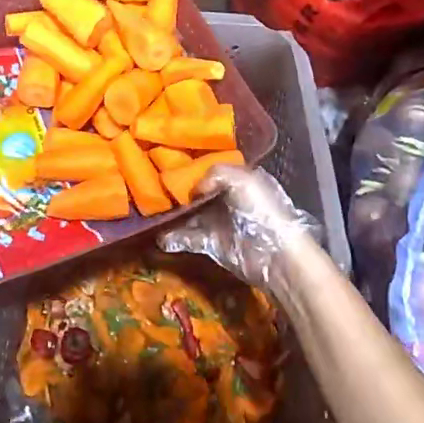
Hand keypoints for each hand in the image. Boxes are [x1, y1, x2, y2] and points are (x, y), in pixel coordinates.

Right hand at [156, 163, 320, 303]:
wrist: (274, 255)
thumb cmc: (260, 211)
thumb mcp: (243, 179)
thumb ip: (215, 173)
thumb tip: (194, 190)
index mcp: (239, 181)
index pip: (211, 171)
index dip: (192, 169)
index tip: (168, 167)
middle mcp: (227, 200)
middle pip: (196, 193)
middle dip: (177, 192)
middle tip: (154, 188)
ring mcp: (218, 223)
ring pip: (188, 215)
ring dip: (171, 214)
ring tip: (149, 211)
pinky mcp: (211, 244)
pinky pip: (186, 237)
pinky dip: (172, 237)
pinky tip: (158, 234)